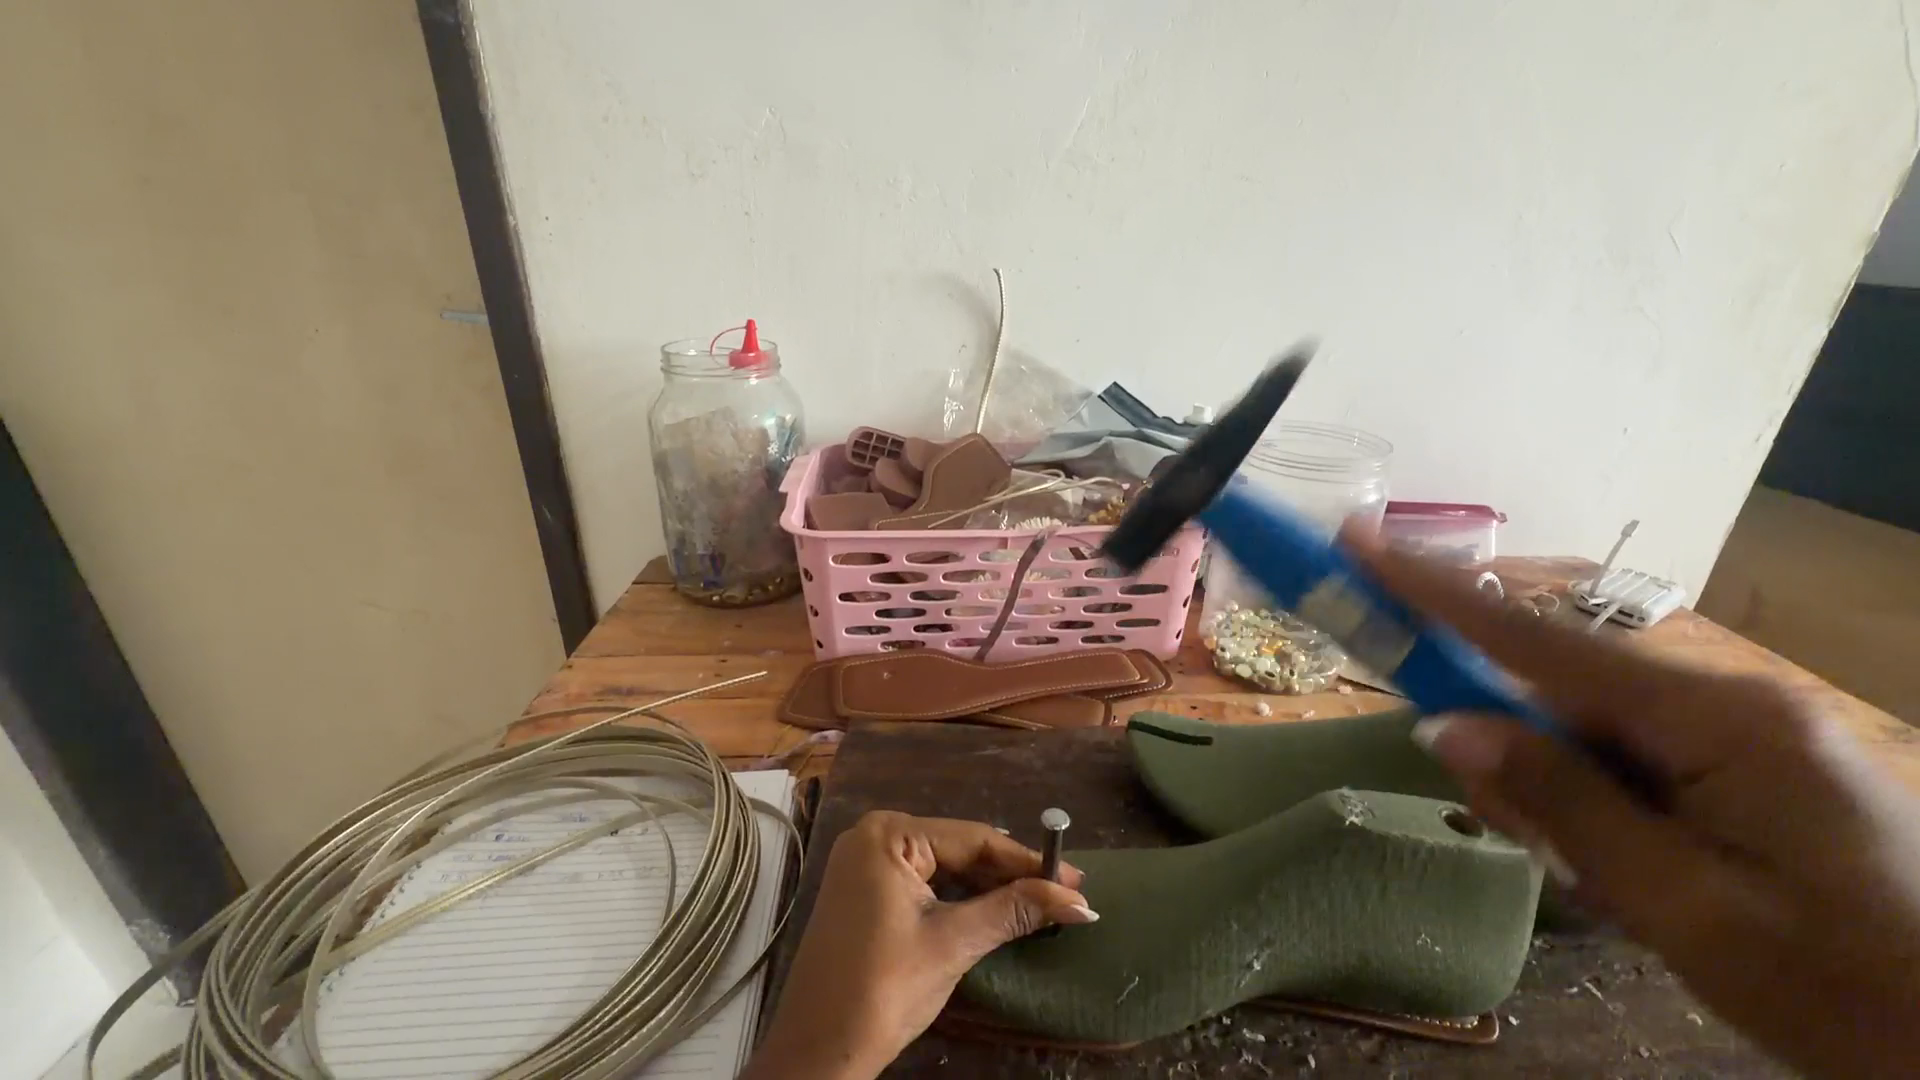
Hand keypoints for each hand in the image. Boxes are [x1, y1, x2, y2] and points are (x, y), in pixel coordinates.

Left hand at [740, 811, 1095, 1079]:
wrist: (816, 1052)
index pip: (974, 839)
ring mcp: (864, 863)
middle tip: (1064, 894)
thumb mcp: (953, 944)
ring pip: (943, 866)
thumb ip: (1013, 912)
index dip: (1027, 860)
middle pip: (959, 849)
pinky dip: (958, 897)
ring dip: (988, 887)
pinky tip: (993, 910)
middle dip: (1010, 874)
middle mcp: (873, 835)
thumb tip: (1078, 901)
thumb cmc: (882, 990)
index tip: (1076, 881)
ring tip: (1040, 903)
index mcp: (888, 835)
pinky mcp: (865, 891)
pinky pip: (923, 882)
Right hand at [1342, 527, 1919, 1079]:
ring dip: (1553, 795)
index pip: (1534, 639)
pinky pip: (1619, 759)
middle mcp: (1721, 702)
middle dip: (1505, 748)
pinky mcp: (1735, 762)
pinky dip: (1591, 807)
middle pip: (1550, 692)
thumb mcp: (1688, 912)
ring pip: (1577, 732)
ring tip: (1599, 880)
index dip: (1432, 589)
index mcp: (1717, 720)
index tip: (1356, 540)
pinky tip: (1626, 870)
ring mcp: (1731, 730)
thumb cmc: (1856, 992)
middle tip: (1523, 837)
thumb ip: (1561, 805)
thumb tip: (1447, 728)